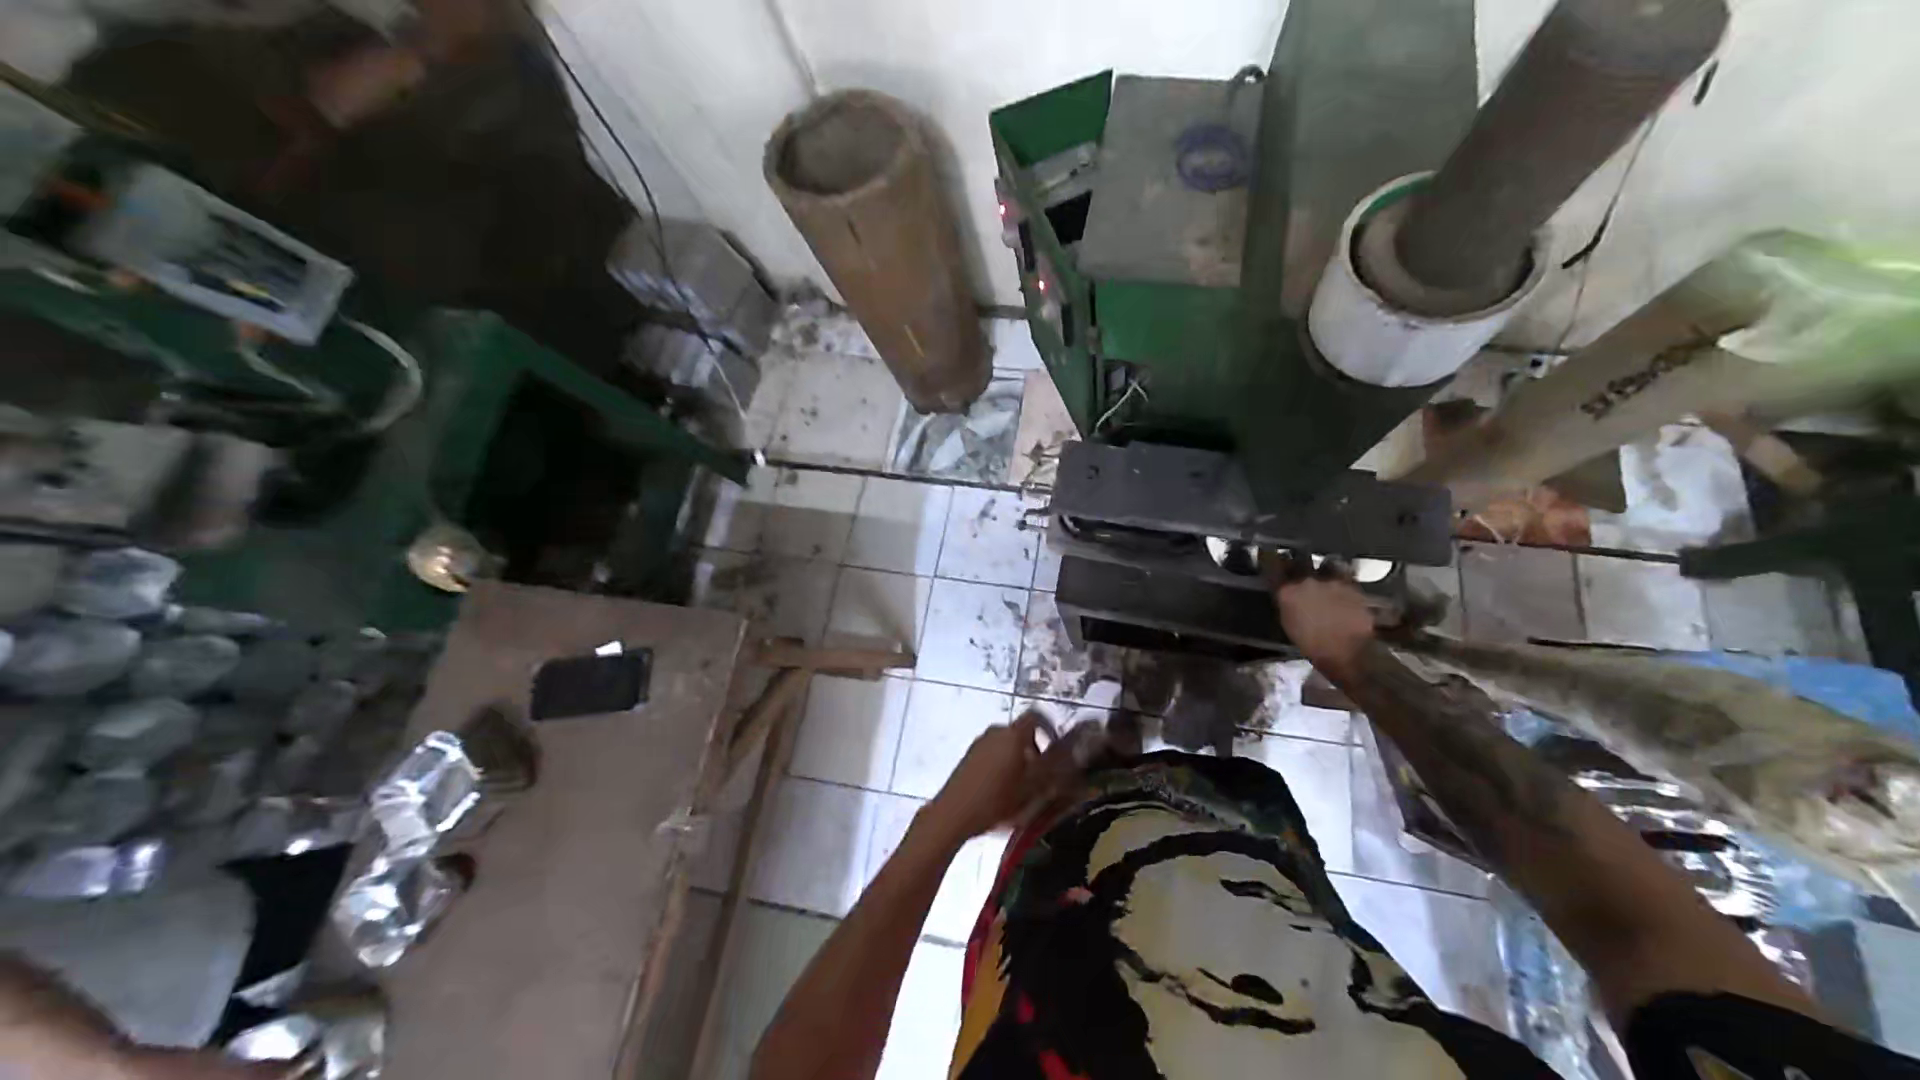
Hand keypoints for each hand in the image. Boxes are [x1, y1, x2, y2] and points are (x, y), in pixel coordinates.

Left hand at [921, 711, 1060, 844]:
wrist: (953, 813)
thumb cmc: (996, 801)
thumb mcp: (1032, 790)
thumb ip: (1055, 773)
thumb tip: (1071, 762)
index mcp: (1013, 735)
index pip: (1036, 716)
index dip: (1050, 728)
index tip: (1056, 747)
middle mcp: (995, 731)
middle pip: (1022, 732)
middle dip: (1035, 748)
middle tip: (1041, 773)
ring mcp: (979, 742)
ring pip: (1007, 742)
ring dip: (1018, 757)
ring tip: (1022, 784)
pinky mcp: (968, 755)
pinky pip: (993, 751)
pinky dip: (1003, 762)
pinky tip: (1001, 788)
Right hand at [1272, 564, 1375, 677]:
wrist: (1349, 653)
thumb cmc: (1313, 646)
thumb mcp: (1289, 623)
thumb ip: (1287, 601)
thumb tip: (1286, 592)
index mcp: (1286, 592)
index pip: (1272, 565)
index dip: (1268, 556)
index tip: (1267, 552)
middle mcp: (1306, 580)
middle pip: (1299, 559)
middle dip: (1297, 559)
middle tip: (1297, 562)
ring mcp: (1331, 581)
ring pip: (1327, 562)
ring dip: (1325, 566)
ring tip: (1326, 571)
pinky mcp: (1353, 585)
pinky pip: (1345, 574)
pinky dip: (1342, 577)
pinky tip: (1343, 584)